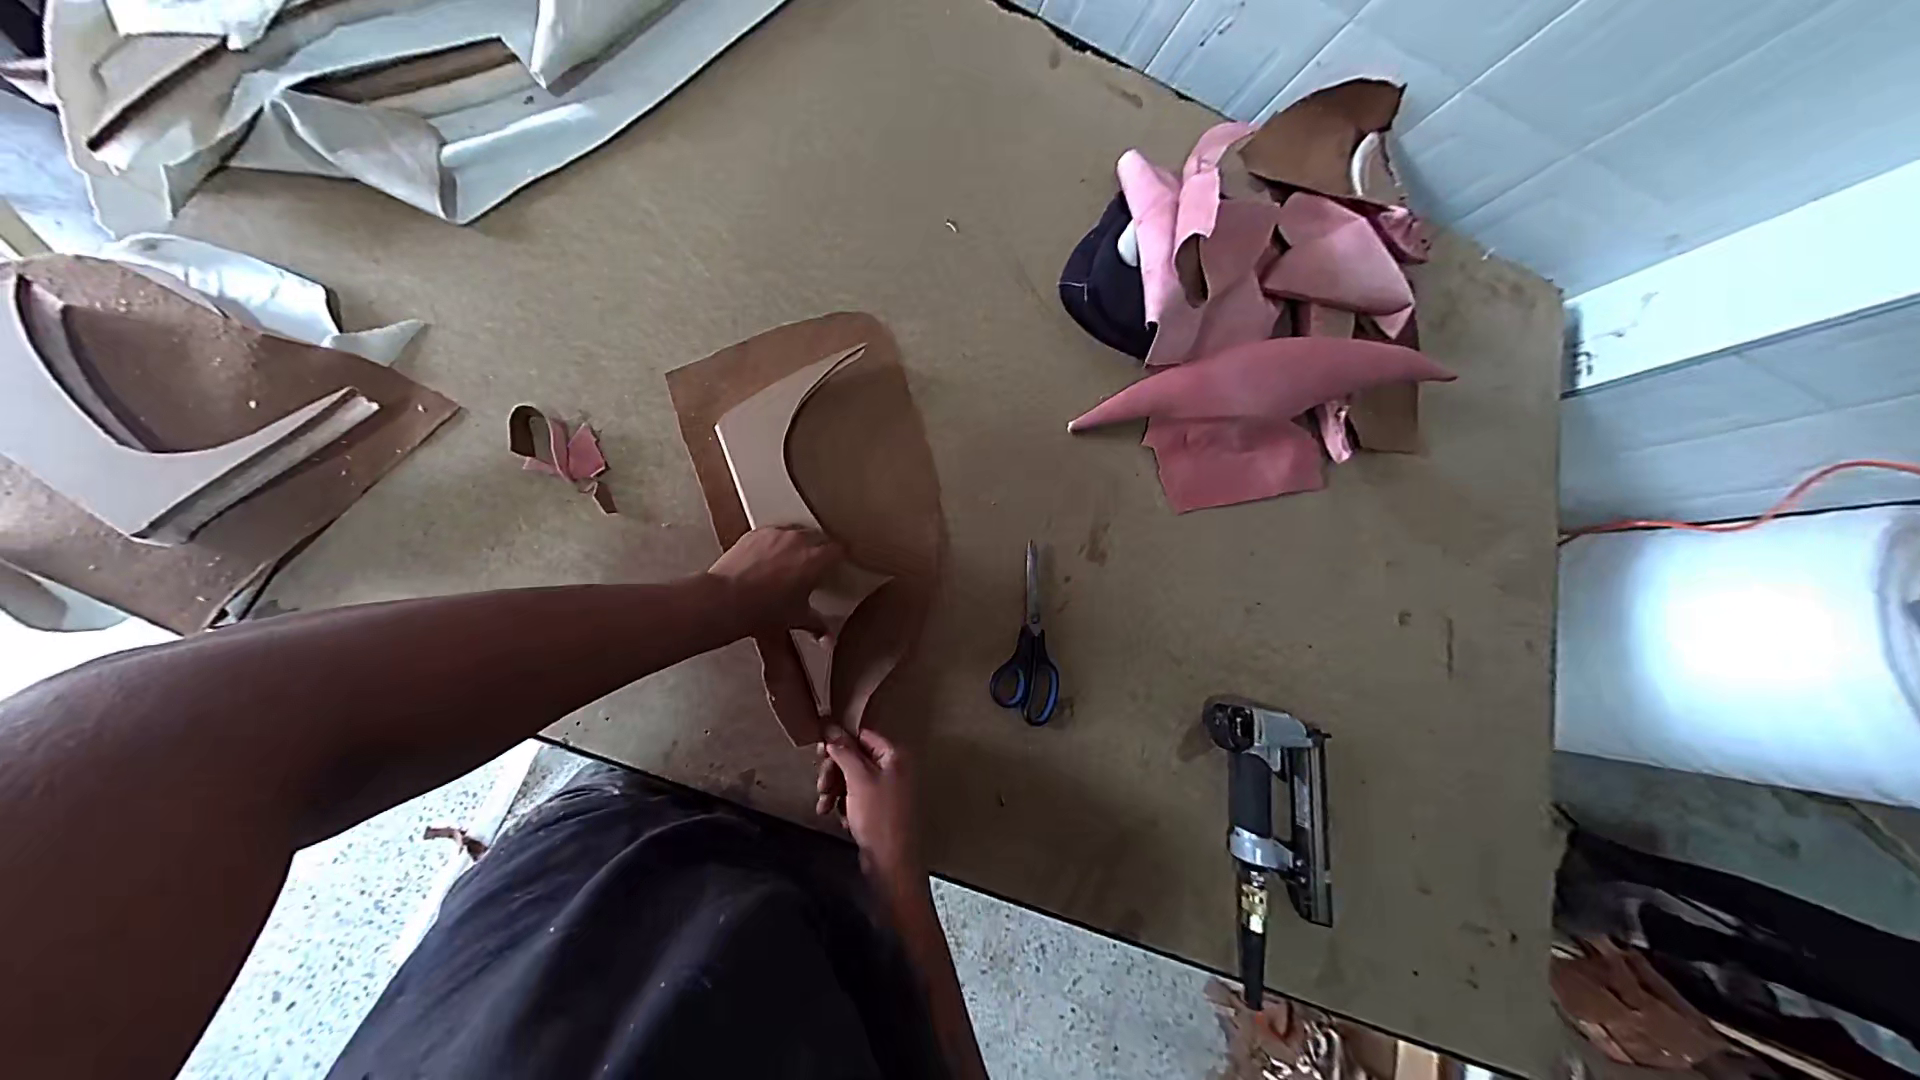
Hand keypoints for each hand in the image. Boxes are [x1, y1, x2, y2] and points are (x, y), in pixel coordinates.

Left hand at [706, 526, 842, 635]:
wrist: (726, 601)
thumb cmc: (760, 609)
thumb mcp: (796, 618)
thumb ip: (817, 624)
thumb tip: (824, 633)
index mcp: (816, 559)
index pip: (839, 549)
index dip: (841, 557)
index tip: (840, 562)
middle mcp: (798, 540)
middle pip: (819, 537)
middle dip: (820, 549)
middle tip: (816, 565)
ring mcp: (776, 534)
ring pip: (796, 531)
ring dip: (798, 543)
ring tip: (792, 560)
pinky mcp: (756, 533)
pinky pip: (773, 533)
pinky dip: (775, 542)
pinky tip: (769, 558)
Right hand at [817, 724, 921, 881]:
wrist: (890, 862)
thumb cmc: (877, 816)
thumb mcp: (858, 780)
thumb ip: (845, 752)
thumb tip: (831, 728)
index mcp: (894, 755)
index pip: (863, 735)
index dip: (840, 742)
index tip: (820, 753)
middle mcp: (893, 767)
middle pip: (855, 757)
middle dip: (834, 771)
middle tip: (821, 786)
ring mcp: (887, 788)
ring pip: (852, 778)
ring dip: (835, 790)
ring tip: (824, 806)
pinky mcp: (879, 807)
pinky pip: (856, 796)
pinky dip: (844, 804)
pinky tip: (839, 818)